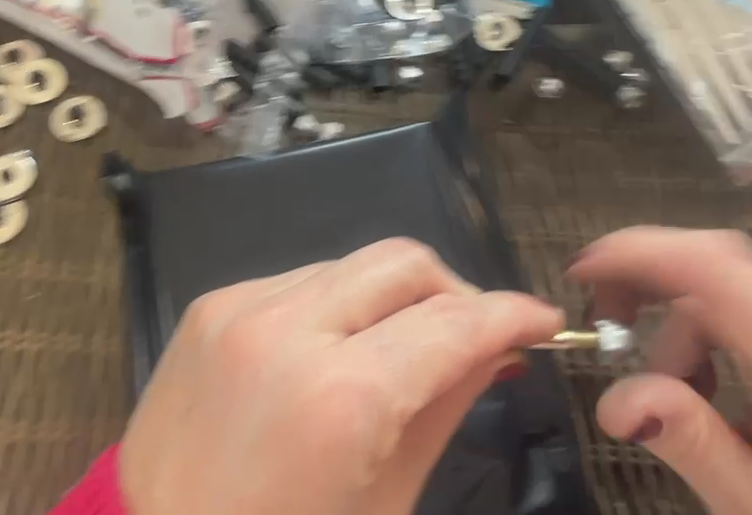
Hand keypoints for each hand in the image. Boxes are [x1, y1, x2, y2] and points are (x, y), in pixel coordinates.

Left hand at [118, 237, 563, 514]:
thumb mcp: (383, 498)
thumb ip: (443, 407)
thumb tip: (495, 349)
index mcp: (340, 396)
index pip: (449, 324)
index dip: (508, 314)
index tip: (539, 319)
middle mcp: (288, 327)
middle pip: (401, 260)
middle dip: (451, 289)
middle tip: (470, 335)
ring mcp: (241, 305)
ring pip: (350, 265)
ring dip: (390, 298)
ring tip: (396, 351)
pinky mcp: (212, 302)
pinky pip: (299, 281)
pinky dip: (334, 306)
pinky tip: (331, 353)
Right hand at [571, 227, 751, 514]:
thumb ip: (694, 446)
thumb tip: (615, 399)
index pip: (717, 269)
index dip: (638, 252)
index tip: (581, 269)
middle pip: (721, 271)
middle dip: (651, 292)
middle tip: (605, 331)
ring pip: (740, 291)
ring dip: (689, 328)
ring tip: (681, 396)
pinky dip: (723, 332)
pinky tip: (721, 388)